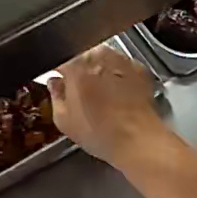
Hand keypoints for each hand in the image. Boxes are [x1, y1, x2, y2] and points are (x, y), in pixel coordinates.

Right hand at [48, 45, 167, 167]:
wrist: (140, 142)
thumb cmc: (102, 133)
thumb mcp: (64, 121)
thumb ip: (55, 96)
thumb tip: (55, 85)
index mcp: (74, 65)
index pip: (58, 60)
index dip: (57, 73)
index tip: (59, 83)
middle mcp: (97, 56)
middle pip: (81, 57)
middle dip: (80, 72)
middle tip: (82, 95)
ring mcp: (120, 60)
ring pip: (102, 61)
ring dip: (100, 73)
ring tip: (103, 99)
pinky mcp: (139, 69)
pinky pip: (122, 68)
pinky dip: (119, 78)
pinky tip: (119, 98)